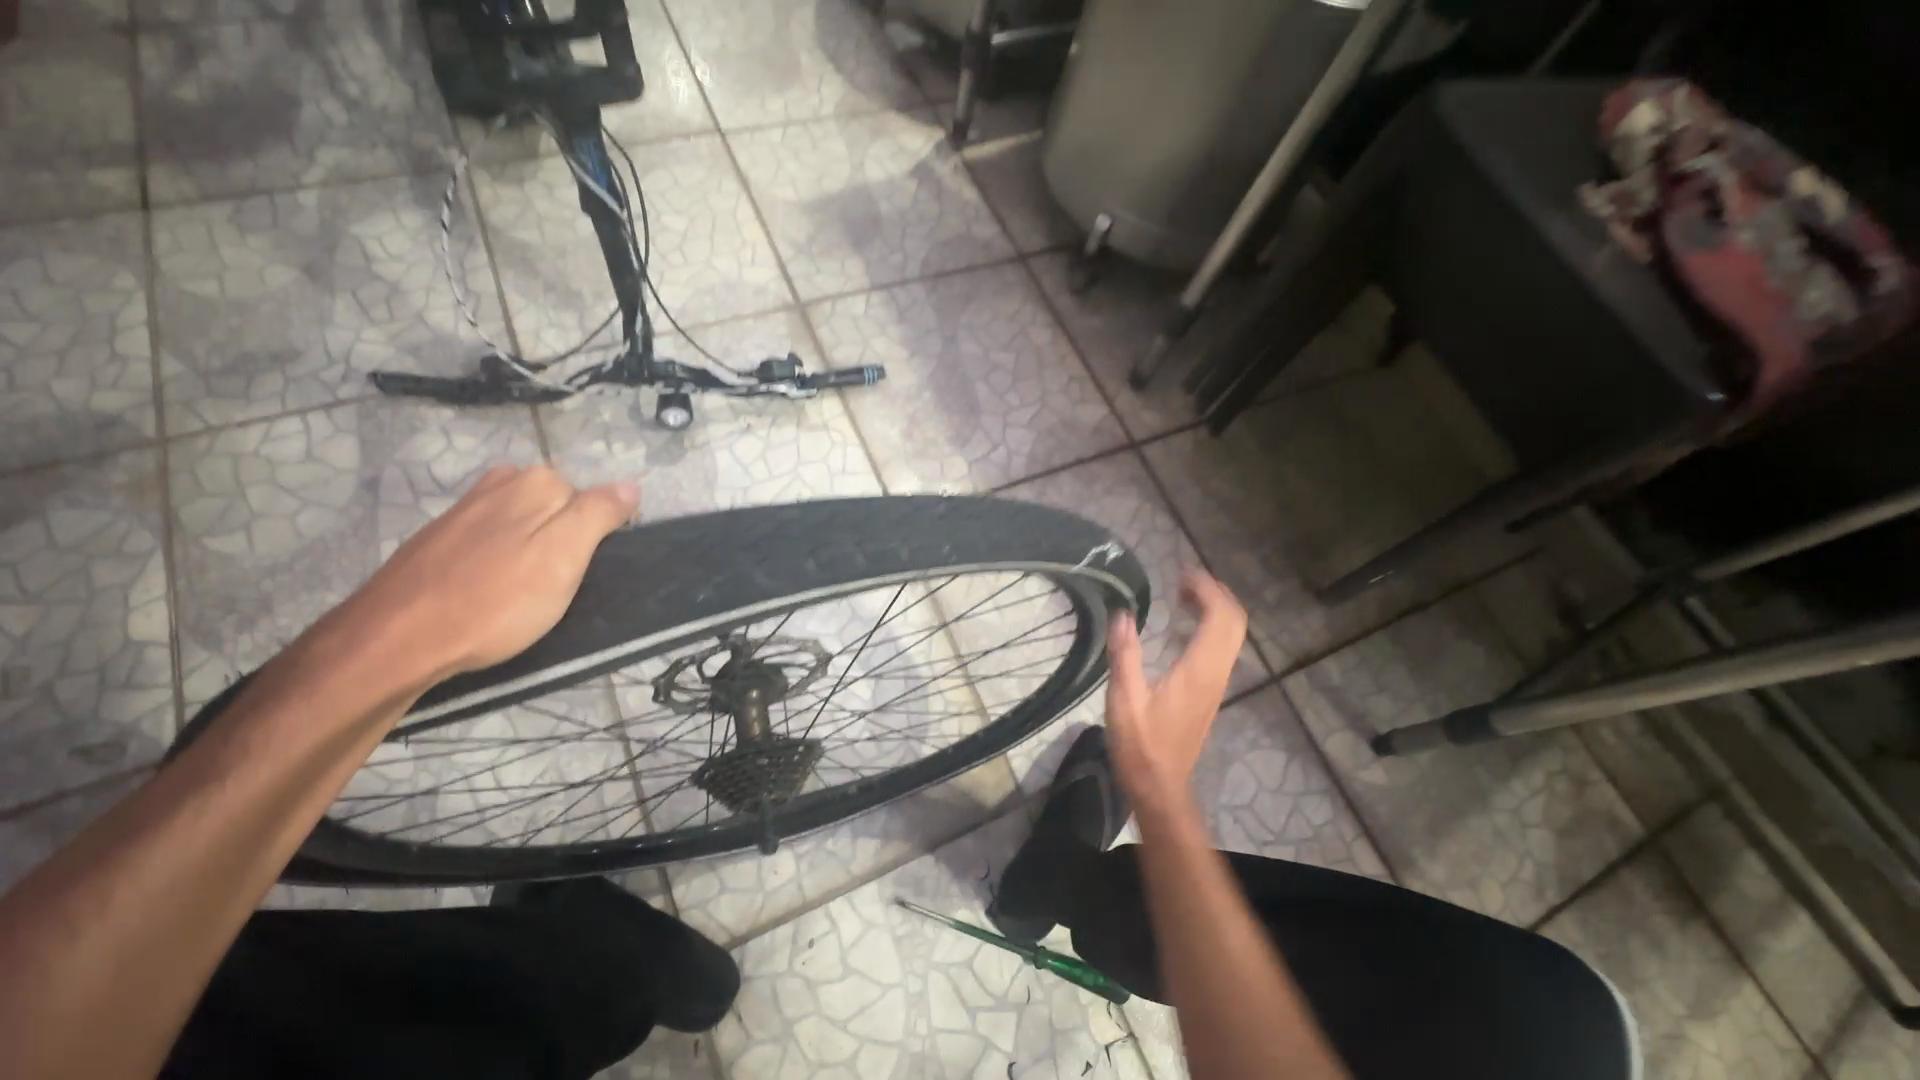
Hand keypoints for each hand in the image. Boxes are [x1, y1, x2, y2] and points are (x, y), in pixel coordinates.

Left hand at [319, 465, 638, 684]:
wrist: (400, 637)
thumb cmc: (495, 601)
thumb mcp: (564, 558)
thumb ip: (599, 514)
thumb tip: (630, 486)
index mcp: (536, 483)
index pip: (592, 500)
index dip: (593, 539)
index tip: (581, 574)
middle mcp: (499, 483)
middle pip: (555, 508)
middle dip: (560, 539)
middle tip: (553, 587)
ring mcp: (464, 509)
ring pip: (521, 523)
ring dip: (528, 550)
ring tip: (521, 592)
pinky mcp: (439, 538)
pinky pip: (490, 539)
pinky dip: (498, 560)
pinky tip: (489, 590)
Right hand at [1105, 570, 1247, 815]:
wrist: (1161, 787)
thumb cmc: (1140, 746)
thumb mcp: (1124, 699)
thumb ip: (1124, 655)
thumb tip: (1123, 613)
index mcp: (1198, 670)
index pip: (1220, 618)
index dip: (1208, 589)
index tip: (1182, 573)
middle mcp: (1215, 673)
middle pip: (1234, 623)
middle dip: (1216, 594)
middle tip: (1184, 580)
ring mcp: (1216, 684)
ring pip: (1232, 636)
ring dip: (1215, 609)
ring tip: (1184, 595)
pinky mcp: (1210, 693)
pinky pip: (1222, 649)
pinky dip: (1211, 627)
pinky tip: (1184, 627)